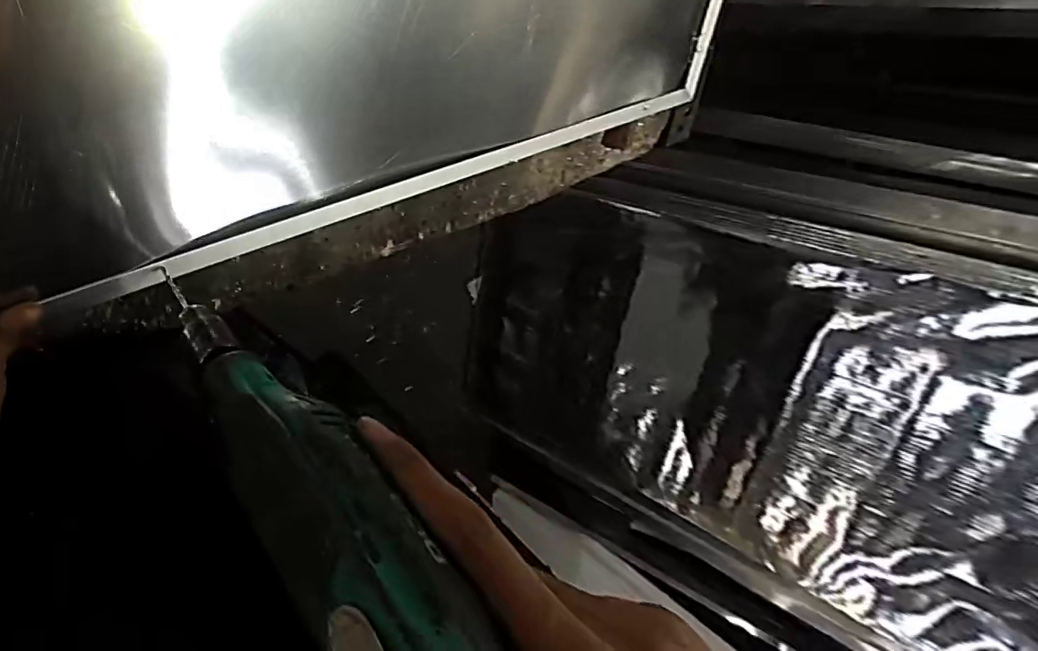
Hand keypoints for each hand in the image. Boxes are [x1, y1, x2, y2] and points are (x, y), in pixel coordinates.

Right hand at [358, 419, 703, 650]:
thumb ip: (503, 640)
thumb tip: (457, 618)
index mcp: (572, 644)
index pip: (475, 539)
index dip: (418, 478)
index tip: (374, 429)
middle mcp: (614, 620)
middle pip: (516, 578)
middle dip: (480, 589)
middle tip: (450, 608)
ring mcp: (659, 627)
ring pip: (562, 607)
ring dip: (540, 631)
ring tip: (531, 649)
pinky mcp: (685, 637)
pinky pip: (606, 627)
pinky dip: (583, 645)